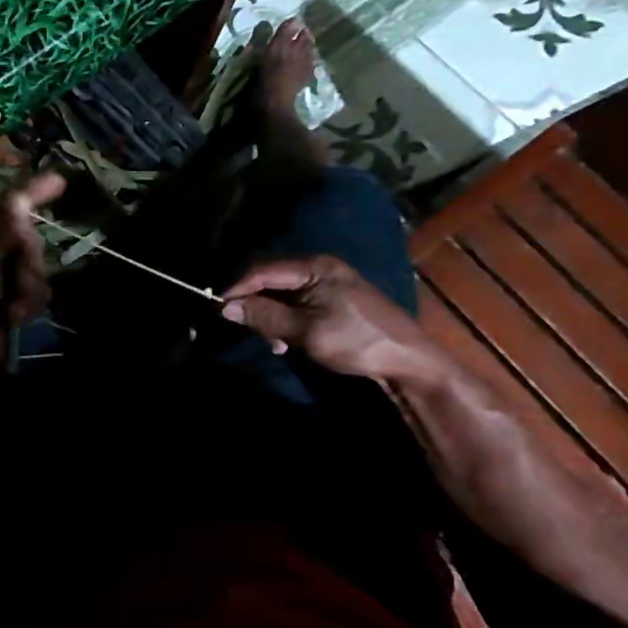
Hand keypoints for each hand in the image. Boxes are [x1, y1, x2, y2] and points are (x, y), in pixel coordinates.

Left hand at [0, 173, 65, 369]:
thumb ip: (2, 229)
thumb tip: (19, 200)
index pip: (9, 204)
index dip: (34, 191)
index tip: (60, 181)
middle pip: (30, 238)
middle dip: (29, 262)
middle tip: (18, 278)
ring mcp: (4, 273)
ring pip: (38, 267)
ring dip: (29, 289)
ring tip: (12, 307)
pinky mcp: (16, 296)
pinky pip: (39, 290)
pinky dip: (29, 305)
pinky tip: (14, 317)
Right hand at [220, 255, 451, 388]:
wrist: (409, 361)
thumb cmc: (357, 342)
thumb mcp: (306, 332)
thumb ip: (265, 317)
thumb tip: (226, 306)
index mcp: (314, 266)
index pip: (263, 269)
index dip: (238, 288)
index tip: (219, 309)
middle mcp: (319, 267)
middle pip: (270, 279)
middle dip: (255, 305)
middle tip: (252, 332)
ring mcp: (328, 282)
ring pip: (281, 293)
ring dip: (270, 317)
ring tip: (276, 344)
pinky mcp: (332, 298)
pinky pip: (296, 303)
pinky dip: (286, 320)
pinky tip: (288, 341)